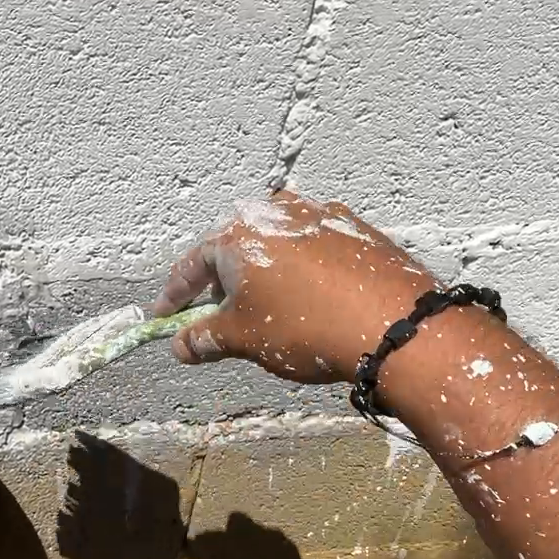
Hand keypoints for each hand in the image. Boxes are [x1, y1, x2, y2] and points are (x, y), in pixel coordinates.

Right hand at [152, 192, 437, 382]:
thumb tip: (178, 345)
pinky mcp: (356, 228)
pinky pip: (311, 248)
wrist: (395, 326)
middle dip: (219, 281)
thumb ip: (203, 338)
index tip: (163, 316)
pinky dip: (298, 270)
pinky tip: (307, 297)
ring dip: (261, 273)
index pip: (192, 265)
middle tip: (213, 312)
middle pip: (233, 249)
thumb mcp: (242, 338)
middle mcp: (275, 212)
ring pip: (273, 245)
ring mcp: (319, 215)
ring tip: (263, 305)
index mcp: (238, 234)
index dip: (174, 295)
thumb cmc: (304, 327)